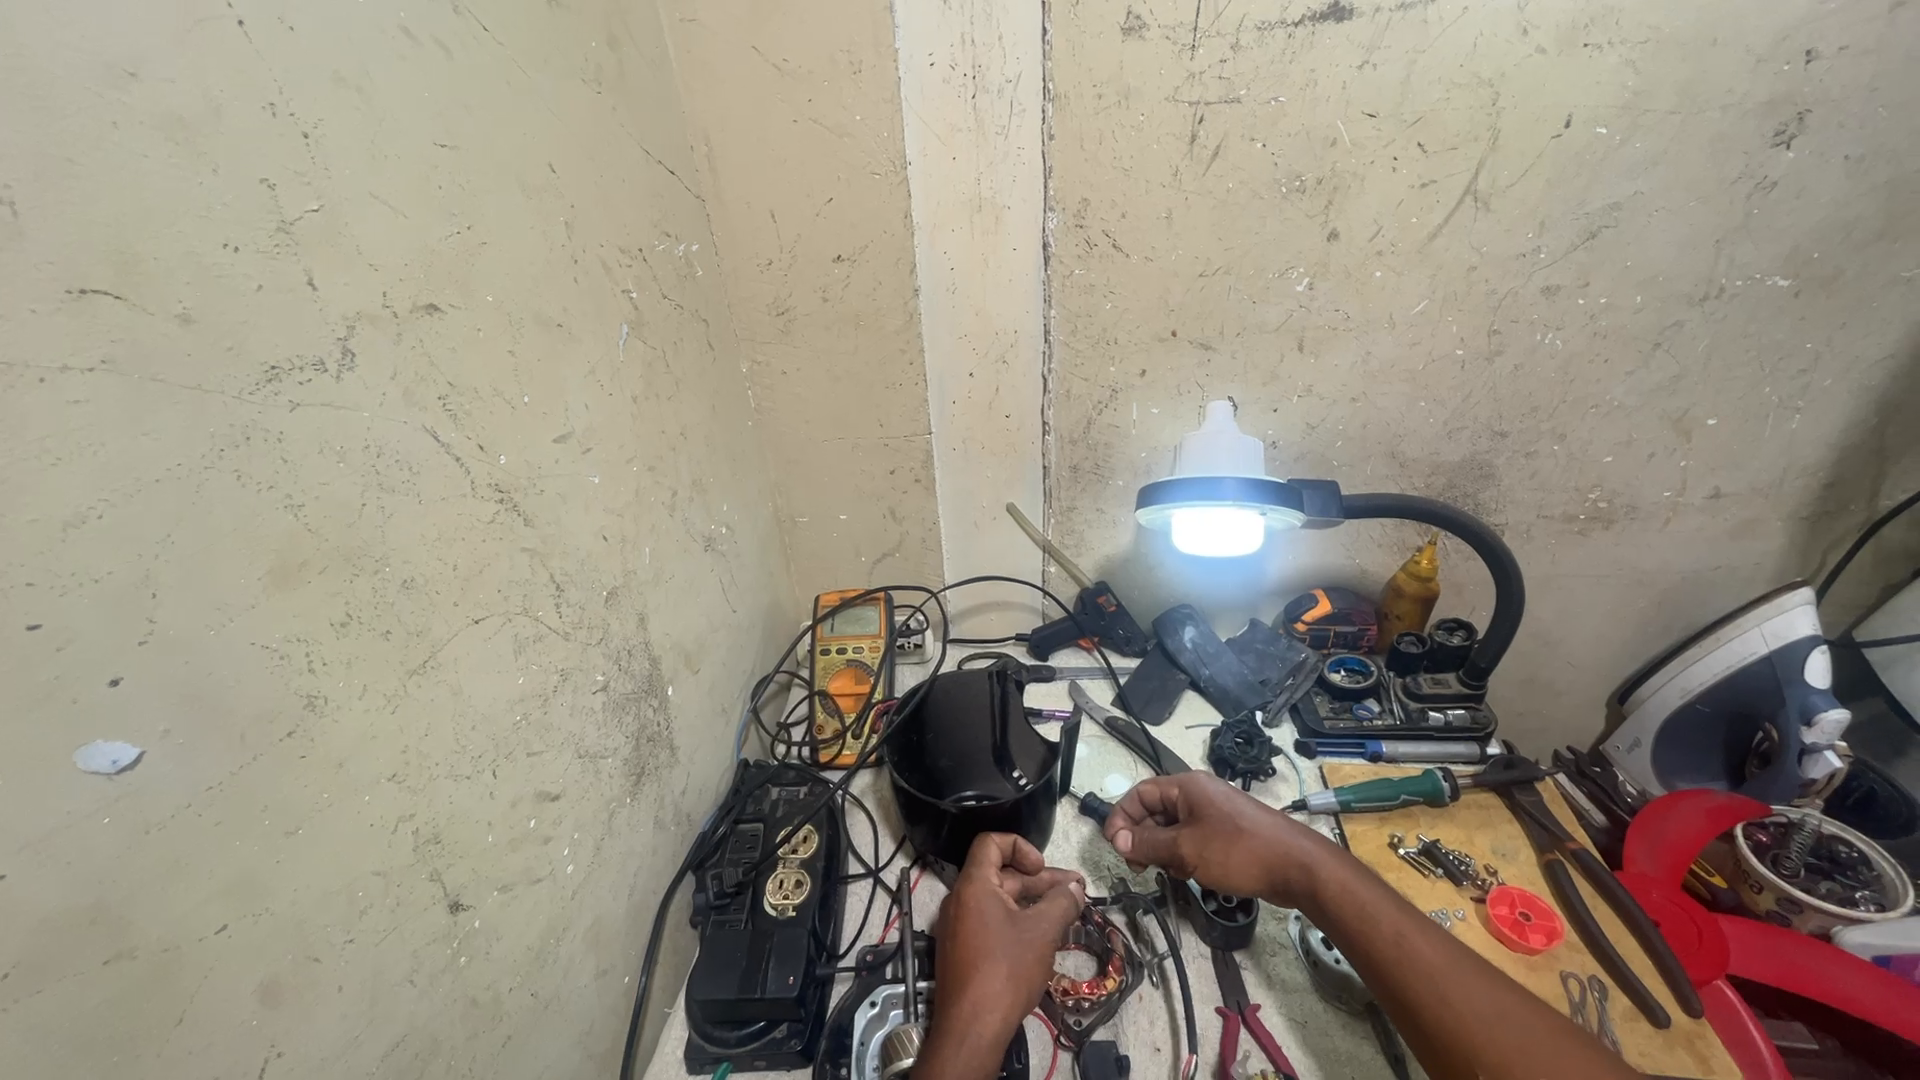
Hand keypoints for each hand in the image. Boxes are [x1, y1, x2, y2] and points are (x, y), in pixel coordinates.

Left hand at [923, 834, 1084, 1079]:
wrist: (971, 1028)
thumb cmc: (1005, 970)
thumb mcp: (1041, 932)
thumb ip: (1061, 903)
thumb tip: (1074, 888)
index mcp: (973, 884)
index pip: (991, 842)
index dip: (1020, 846)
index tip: (1042, 867)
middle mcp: (961, 899)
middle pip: (1001, 874)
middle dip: (1039, 881)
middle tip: (1074, 890)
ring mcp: (959, 926)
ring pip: (999, 901)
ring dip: (1032, 903)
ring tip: (1066, 914)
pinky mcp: (963, 950)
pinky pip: (991, 922)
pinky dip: (1017, 922)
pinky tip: (1043, 938)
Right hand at [1101, 771, 1332, 906]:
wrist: (1298, 867)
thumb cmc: (1238, 851)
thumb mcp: (1185, 849)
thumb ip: (1148, 843)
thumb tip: (1117, 839)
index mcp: (1186, 786)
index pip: (1140, 793)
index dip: (1122, 817)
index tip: (1115, 847)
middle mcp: (1198, 794)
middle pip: (1155, 811)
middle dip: (1143, 838)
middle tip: (1139, 867)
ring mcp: (1214, 814)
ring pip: (1173, 828)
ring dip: (1164, 850)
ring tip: (1171, 872)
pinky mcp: (1227, 833)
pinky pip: (1193, 839)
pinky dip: (1185, 855)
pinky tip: (1192, 875)